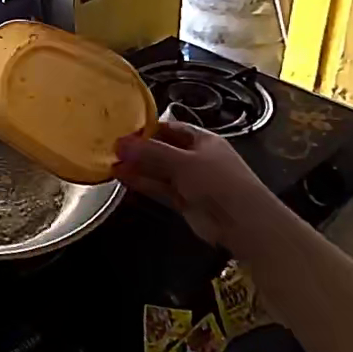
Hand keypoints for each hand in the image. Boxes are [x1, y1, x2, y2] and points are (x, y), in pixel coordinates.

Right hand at [113, 119, 279, 249]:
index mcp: (202, 140)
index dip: (147, 128)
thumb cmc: (218, 182)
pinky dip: (143, 184)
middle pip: (162, 150)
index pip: (170, 128)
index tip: (123, 130)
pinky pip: (160, 189)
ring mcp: (190, 181)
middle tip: (111, 148)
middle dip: (139, 150)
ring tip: (110, 162)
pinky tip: (122, 178)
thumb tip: (120, 144)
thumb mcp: (183, 162)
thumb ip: (151, 153)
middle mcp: (195, 158)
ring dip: (137, 168)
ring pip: (159, 171)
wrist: (243, 223)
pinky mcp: (184, 202)